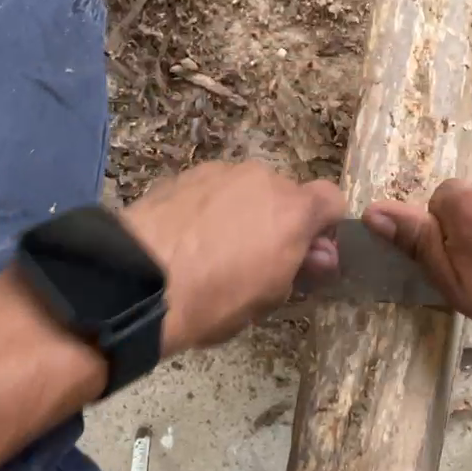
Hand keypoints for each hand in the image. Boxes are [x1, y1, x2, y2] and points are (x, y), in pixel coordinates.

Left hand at [122, 161, 345, 353]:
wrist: (139, 281)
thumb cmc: (216, 298)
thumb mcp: (270, 298)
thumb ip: (302, 268)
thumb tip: (321, 255)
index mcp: (293, 209)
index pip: (332, 200)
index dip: (323, 227)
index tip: (306, 255)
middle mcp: (262, 178)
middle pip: (284, 194)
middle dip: (277, 221)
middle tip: (255, 260)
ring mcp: (219, 172)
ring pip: (244, 190)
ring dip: (240, 212)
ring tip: (212, 251)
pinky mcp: (182, 175)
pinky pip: (209, 190)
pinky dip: (206, 209)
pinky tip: (185, 239)